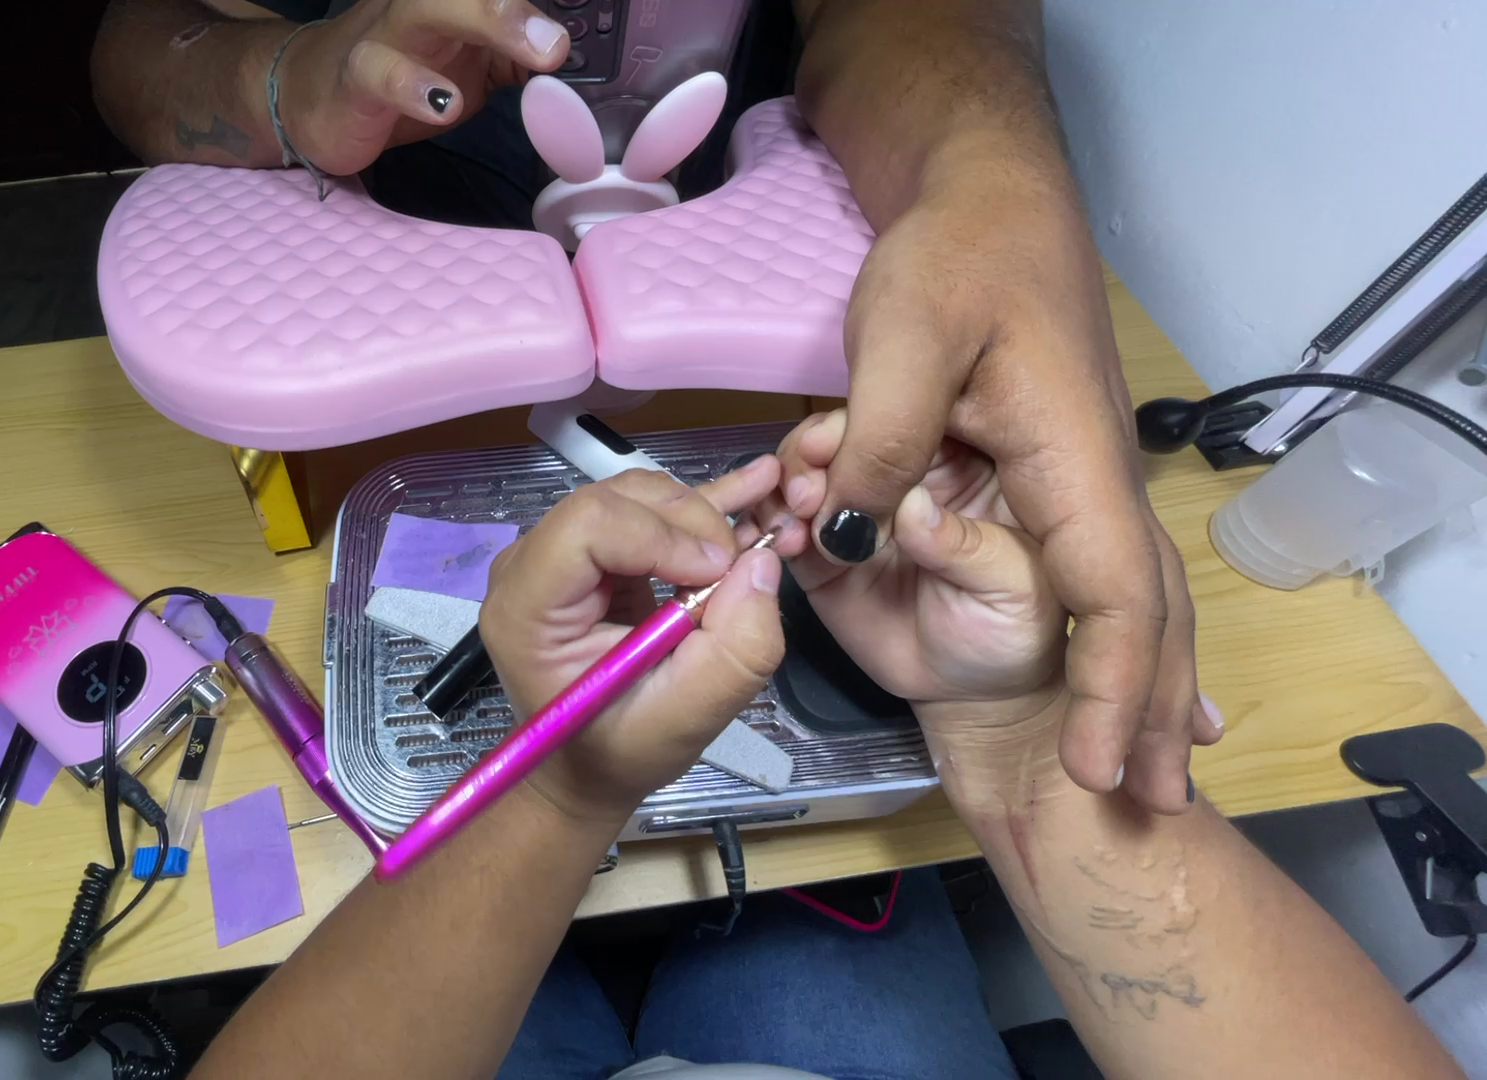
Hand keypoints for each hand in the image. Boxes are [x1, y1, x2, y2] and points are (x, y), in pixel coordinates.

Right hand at [276, 0, 569, 175]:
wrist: (316, 98)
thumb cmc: (403, 75)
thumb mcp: (472, 65)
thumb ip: (516, 57)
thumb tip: (568, 59)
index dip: (531, 8)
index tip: (587, 23)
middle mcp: (422, 0)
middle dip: (522, 5)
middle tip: (568, 38)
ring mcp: (386, 31)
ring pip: (429, 7)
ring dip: (489, 21)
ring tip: (540, 55)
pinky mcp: (356, 75)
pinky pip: (381, 72)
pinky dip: (415, 86)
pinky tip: (447, 104)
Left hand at [480, 460, 785, 825]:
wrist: (585, 763)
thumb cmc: (618, 751)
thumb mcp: (685, 719)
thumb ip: (734, 650)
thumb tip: (761, 560)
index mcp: (526, 609)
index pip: (587, 524)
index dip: (661, 535)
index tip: (718, 573)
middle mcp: (526, 566)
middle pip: (613, 500)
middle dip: (689, 524)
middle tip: (736, 571)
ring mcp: (552, 551)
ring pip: (633, 495)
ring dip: (698, 515)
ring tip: (750, 539)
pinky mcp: (585, 548)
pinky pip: (641, 508)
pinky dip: (695, 504)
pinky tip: (752, 483)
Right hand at [757, 418, 1063, 707]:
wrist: (968, 692)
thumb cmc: (1014, 631)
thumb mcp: (1015, 588)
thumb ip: (968, 546)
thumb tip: (910, 507)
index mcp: (959, 465)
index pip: (910, 421)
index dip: (873, 422)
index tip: (841, 443)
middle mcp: (897, 477)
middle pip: (845, 436)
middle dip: (815, 452)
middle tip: (807, 492)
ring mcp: (851, 513)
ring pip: (805, 473)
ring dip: (786, 486)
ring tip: (793, 522)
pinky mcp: (816, 552)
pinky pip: (783, 526)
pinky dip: (770, 526)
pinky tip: (779, 543)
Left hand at [798, 158, 1216, 812]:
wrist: (987, 201)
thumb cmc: (954, 263)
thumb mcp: (902, 353)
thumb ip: (880, 452)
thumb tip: (852, 536)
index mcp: (1071, 458)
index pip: (1118, 592)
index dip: (1119, 687)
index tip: (1109, 769)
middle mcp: (1084, 475)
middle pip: (1138, 607)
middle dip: (1140, 705)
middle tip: (1145, 798)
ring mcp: (1060, 469)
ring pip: (1106, 586)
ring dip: (1123, 673)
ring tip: (1128, 756)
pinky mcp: (1026, 458)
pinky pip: (1058, 549)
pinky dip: (1081, 612)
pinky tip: (1097, 655)